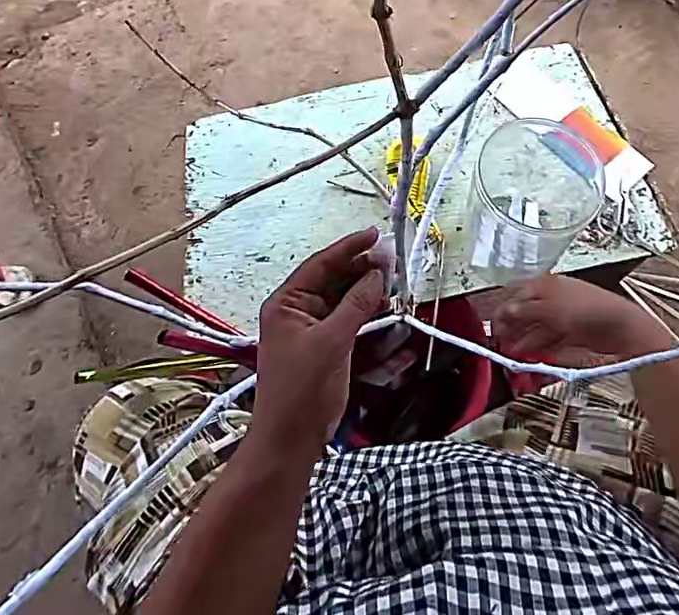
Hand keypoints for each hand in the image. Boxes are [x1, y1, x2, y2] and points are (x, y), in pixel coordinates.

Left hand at [249, 227, 389, 456]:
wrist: (291, 442)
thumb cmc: (301, 392)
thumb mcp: (332, 342)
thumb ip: (356, 305)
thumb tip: (377, 275)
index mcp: (286, 303)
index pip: (321, 264)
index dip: (349, 248)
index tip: (374, 235)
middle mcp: (296, 310)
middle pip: (332, 278)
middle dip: (361, 268)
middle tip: (391, 259)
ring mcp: (310, 328)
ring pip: (342, 297)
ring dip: (365, 288)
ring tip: (391, 278)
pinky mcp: (324, 344)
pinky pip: (346, 317)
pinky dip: (364, 309)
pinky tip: (383, 303)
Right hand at [494, 274, 675, 363]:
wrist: (620, 326)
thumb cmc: (583, 309)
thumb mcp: (549, 310)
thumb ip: (523, 312)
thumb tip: (503, 312)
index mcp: (543, 286)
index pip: (515, 298)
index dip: (502, 315)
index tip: (492, 333)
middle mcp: (550, 300)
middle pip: (524, 316)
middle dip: (511, 333)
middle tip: (500, 350)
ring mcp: (561, 318)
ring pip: (535, 332)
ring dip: (523, 346)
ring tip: (512, 361)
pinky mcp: (571, 336)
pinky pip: (548, 343)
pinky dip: (538, 352)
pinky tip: (530, 363)